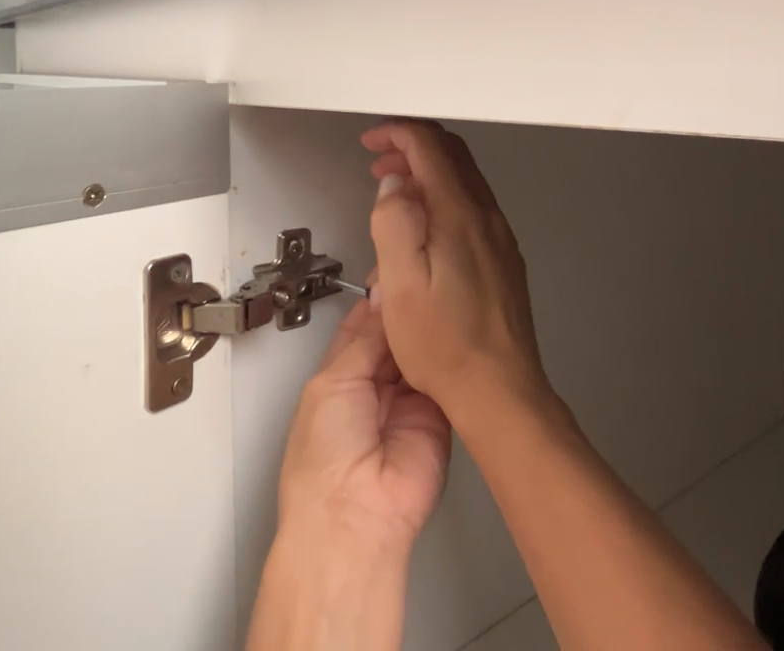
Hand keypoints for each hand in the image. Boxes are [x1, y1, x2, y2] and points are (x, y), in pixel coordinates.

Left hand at [276, 299, 451, 546]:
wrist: (357, 516)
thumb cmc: (324, 461)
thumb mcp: (334, 382)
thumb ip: (364, 339)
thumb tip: (382, 300)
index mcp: (340, 376)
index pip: (363, 326)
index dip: (379, 299)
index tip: (398, 268)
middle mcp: (375, 386)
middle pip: (396, 337)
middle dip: (408, 311)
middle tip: (427, 276)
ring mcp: (408, 401)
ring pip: (422, 353)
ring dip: (429, 332)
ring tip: (443, 296)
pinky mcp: (439, 416)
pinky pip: (448, 378)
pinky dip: (452, 357)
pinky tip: (459, 330)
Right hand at [362, 120, 551, 427]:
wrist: (499, 387)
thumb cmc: (446, 345)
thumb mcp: (401, 285)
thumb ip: (395, 224)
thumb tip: (395, 183)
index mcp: (460, 216)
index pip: (432, 148)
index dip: (398, 133)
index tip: (372, 140)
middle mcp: (486, 218)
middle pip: (453, 155)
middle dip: (413, 146)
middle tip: (379, 159)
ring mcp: (499, 237)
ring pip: (465, 180)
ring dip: (429, 172)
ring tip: (395, 189)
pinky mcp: (503, 258)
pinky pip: (474, 206)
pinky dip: (445, 196)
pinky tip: (425, 226)